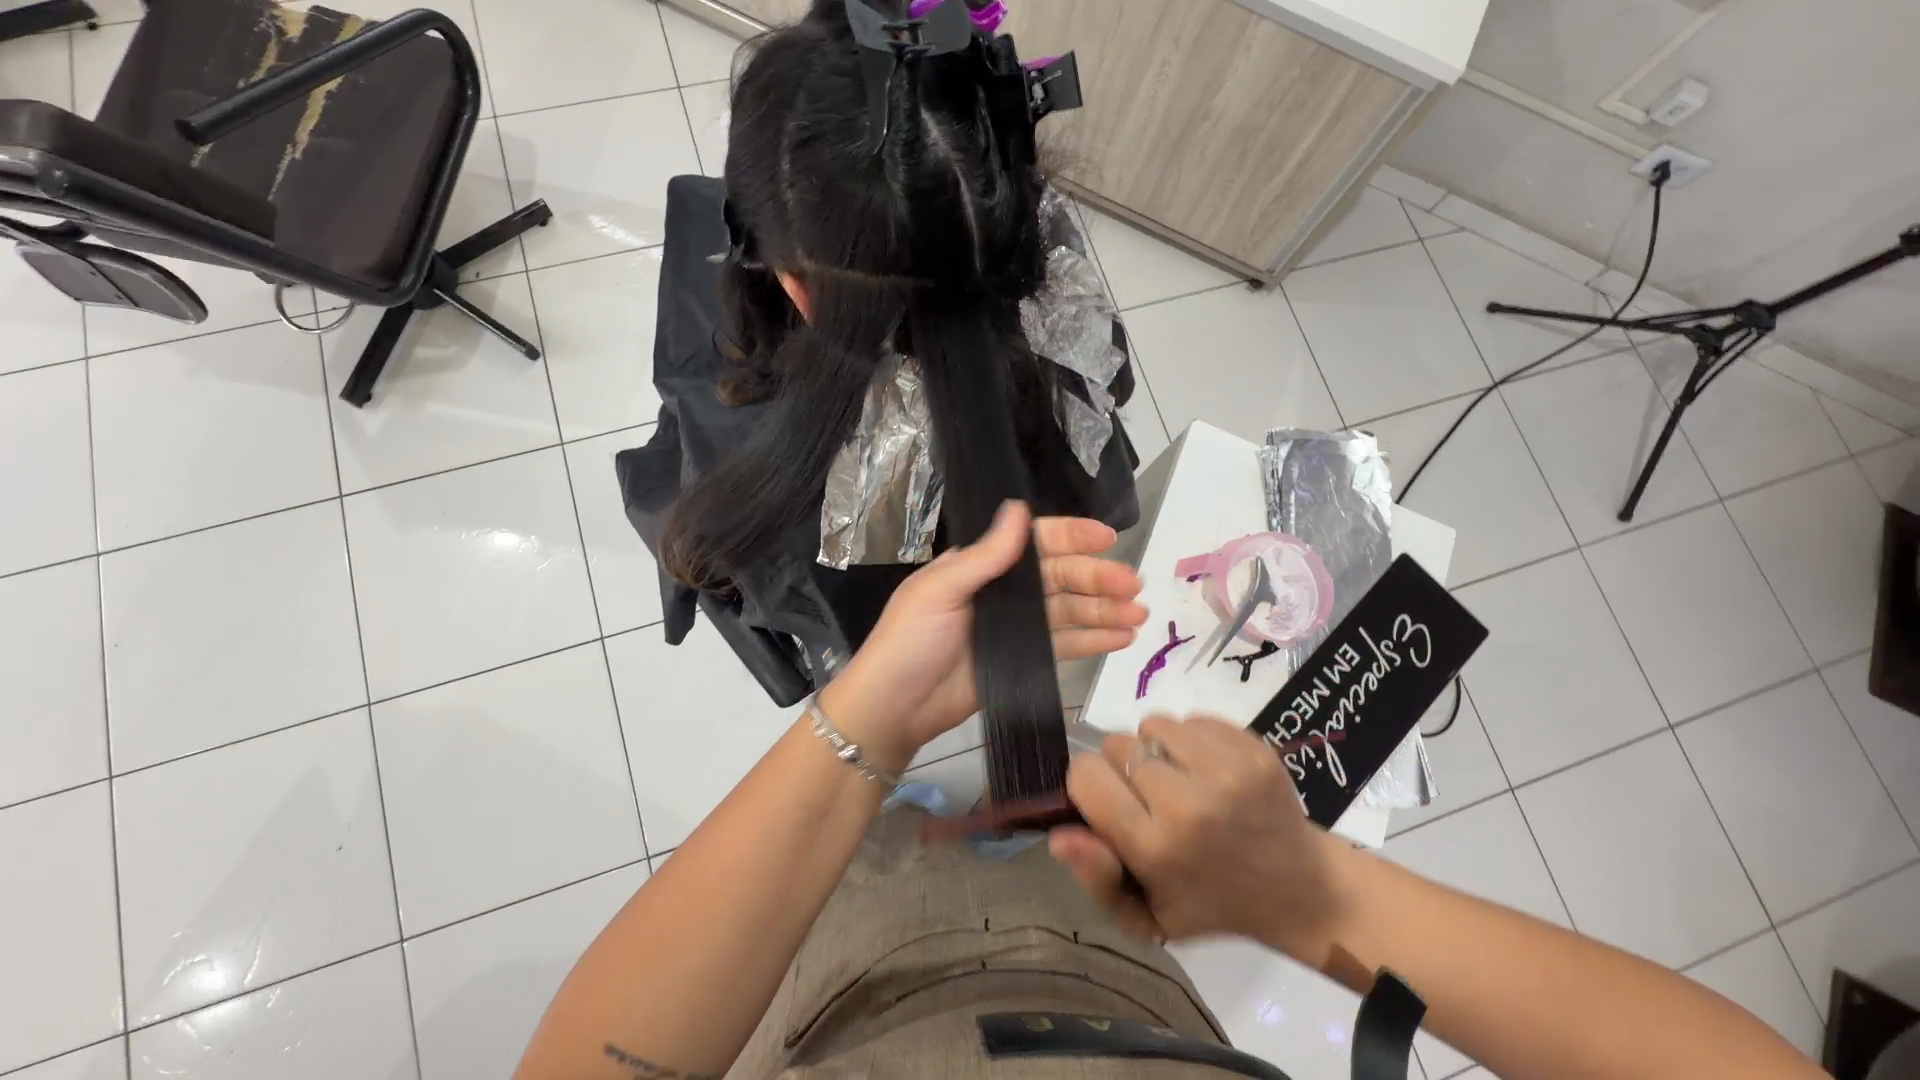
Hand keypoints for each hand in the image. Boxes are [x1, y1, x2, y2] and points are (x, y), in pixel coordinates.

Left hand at [821, 501, 1146, 768]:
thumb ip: (985, 555)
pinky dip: (1093, 640)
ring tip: (1139, 615)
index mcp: (979, 565)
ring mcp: (1014, 628)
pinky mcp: (1022, 660)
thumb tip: (1019, 509)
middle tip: (1133, 586)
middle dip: (1097, 578)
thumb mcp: (940, 590)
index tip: (1106, 537)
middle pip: (1059, 577)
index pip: (1034, 543)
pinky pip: (1063, 645)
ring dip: (1103, 610)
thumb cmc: (910, 641)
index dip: (1070, 536)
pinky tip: (1122, 638)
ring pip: (1068, 611)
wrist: (894, 706)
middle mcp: (1002, 591)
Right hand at [1048, 714, 1351, 961]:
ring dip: (1155, 749)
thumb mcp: (1144, 916)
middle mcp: (1189, 804)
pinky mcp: (1253, 750)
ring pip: (1152, 725)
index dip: (1089, 785)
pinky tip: (1207, 771)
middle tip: (1150, 800)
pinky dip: (1190, 740)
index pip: (1085, 775)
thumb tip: (1058, 835)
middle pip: (1116, 746)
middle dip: (1123, 768)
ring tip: (1178, 781)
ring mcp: (1226, 772)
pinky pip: (1192, 719)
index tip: (1109, 804)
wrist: (1299, 889)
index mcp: (1155, 847)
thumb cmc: (1208, 904)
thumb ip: (1096, 877)